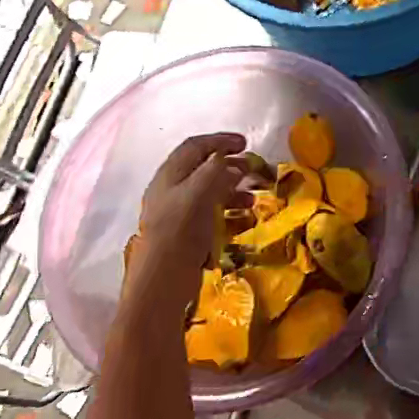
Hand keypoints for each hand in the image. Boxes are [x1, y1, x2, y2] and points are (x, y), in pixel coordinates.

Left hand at [129, 133, 250, 312]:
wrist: (164, 278)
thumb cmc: (180, 231)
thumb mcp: (199, 193)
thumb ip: (215, 172)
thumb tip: (230, 162)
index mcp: (170, 175)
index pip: (195, 147)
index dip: (220, 141)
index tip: (245, 143)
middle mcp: (172, 191)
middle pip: (203, 170)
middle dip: (230, 167)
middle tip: (254, 171)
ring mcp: (178, 215)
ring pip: (209, 194)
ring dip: (232, 192)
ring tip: (252, 199)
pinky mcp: (186, 236)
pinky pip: (211, 217)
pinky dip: (229, 214)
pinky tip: (243, 220)